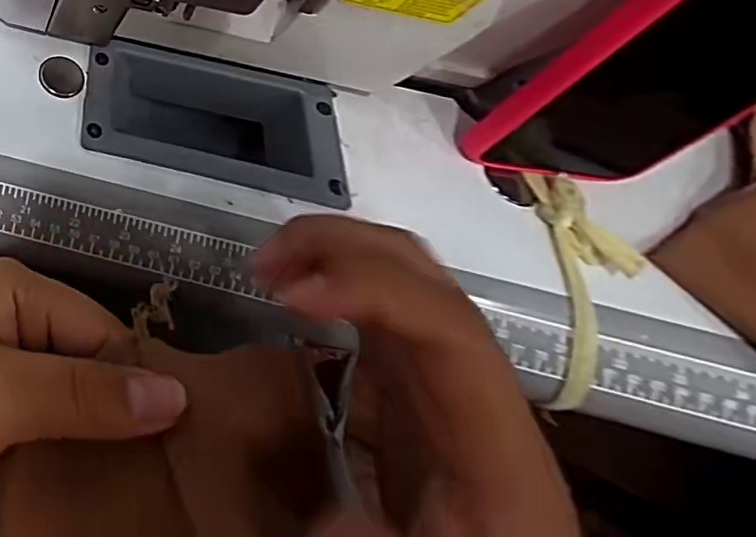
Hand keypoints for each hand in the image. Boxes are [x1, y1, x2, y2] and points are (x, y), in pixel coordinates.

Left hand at [0, 258, 187, 536]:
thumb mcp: (4, 393)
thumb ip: (85, 394)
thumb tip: (173, 393)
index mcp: (16, 288)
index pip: (100, 326)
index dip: (139, 375)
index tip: (186, 429)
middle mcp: (13, 314)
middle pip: (88, 356)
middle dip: (122, 403)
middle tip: (177, 457)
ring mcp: (2, 358)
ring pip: (70, 389)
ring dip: (100, 427)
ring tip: (153, 472)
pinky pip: (48, 415)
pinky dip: (72, 441)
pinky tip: (105, 476)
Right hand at [253, 216, 578, 536]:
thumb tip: (325, 517)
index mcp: (492, 431)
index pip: (446, 324)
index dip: (369, 290)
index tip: (286, 297)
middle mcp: (473, 377)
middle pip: (421, 272)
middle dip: (336, 247)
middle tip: (263, 266)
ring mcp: (444, 363)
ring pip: (398, 265)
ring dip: (328, 247)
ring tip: (268, 268)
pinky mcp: (415, 365)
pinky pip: (376, 292)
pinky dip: (327, 270)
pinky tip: (289, 292)